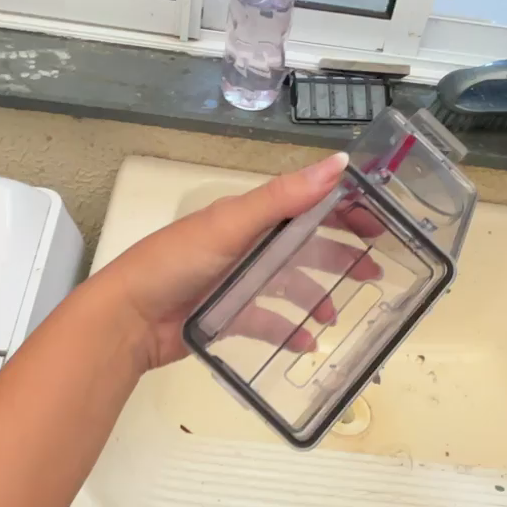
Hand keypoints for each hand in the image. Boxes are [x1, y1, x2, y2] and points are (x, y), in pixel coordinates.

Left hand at [92, 152, 381, 370]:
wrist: (128, 318)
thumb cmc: (176, 262)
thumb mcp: (232, 224)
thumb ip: (283, 197)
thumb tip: (338, 163)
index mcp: (249, 216)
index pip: (305, 204)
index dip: (343, 210)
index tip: (379, 224)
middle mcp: (246, 245)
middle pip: (303, 246)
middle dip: (339, 255)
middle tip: (374, 272)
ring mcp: (237, 282)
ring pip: (288, 286)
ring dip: (316, 296)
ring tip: (335, 315)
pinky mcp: (228, 316)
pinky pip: (268, 321)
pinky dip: (288, 330)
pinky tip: (306, 343)